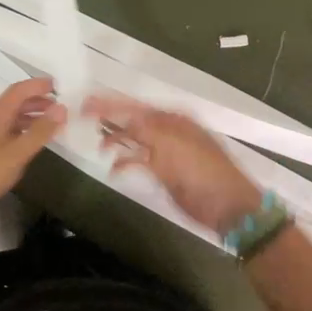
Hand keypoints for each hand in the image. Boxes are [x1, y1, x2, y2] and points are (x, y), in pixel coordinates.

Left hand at [0, 78, 66, 221]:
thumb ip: (40, 132)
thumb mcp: (16, 154)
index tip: (59, 84)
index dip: (38, 85)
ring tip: (49, 125)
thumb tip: (62, 107)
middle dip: (37, 101)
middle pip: (14, 102)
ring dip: (29, 116)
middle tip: (59, 107)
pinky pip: (3, 129)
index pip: (19, 90)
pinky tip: (27, 143)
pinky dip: (20, 129)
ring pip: (8, 117)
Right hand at [84, 94, 259, 232]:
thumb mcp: (174, 146)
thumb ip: (147, 129)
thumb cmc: (204, 173)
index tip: (85, 102)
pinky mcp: (163, 172)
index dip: (110, 102)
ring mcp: (165, 152)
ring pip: (134, 139)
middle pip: (131, 119)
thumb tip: (123, 116)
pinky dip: (124, 163)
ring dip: (115, 139)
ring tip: (97, 143)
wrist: (229, 208)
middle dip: (108, 116)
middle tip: (82, 113)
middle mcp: (167, 130)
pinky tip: (113, 168)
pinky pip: (138, 161)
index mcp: (172, 119)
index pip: (134, 105)